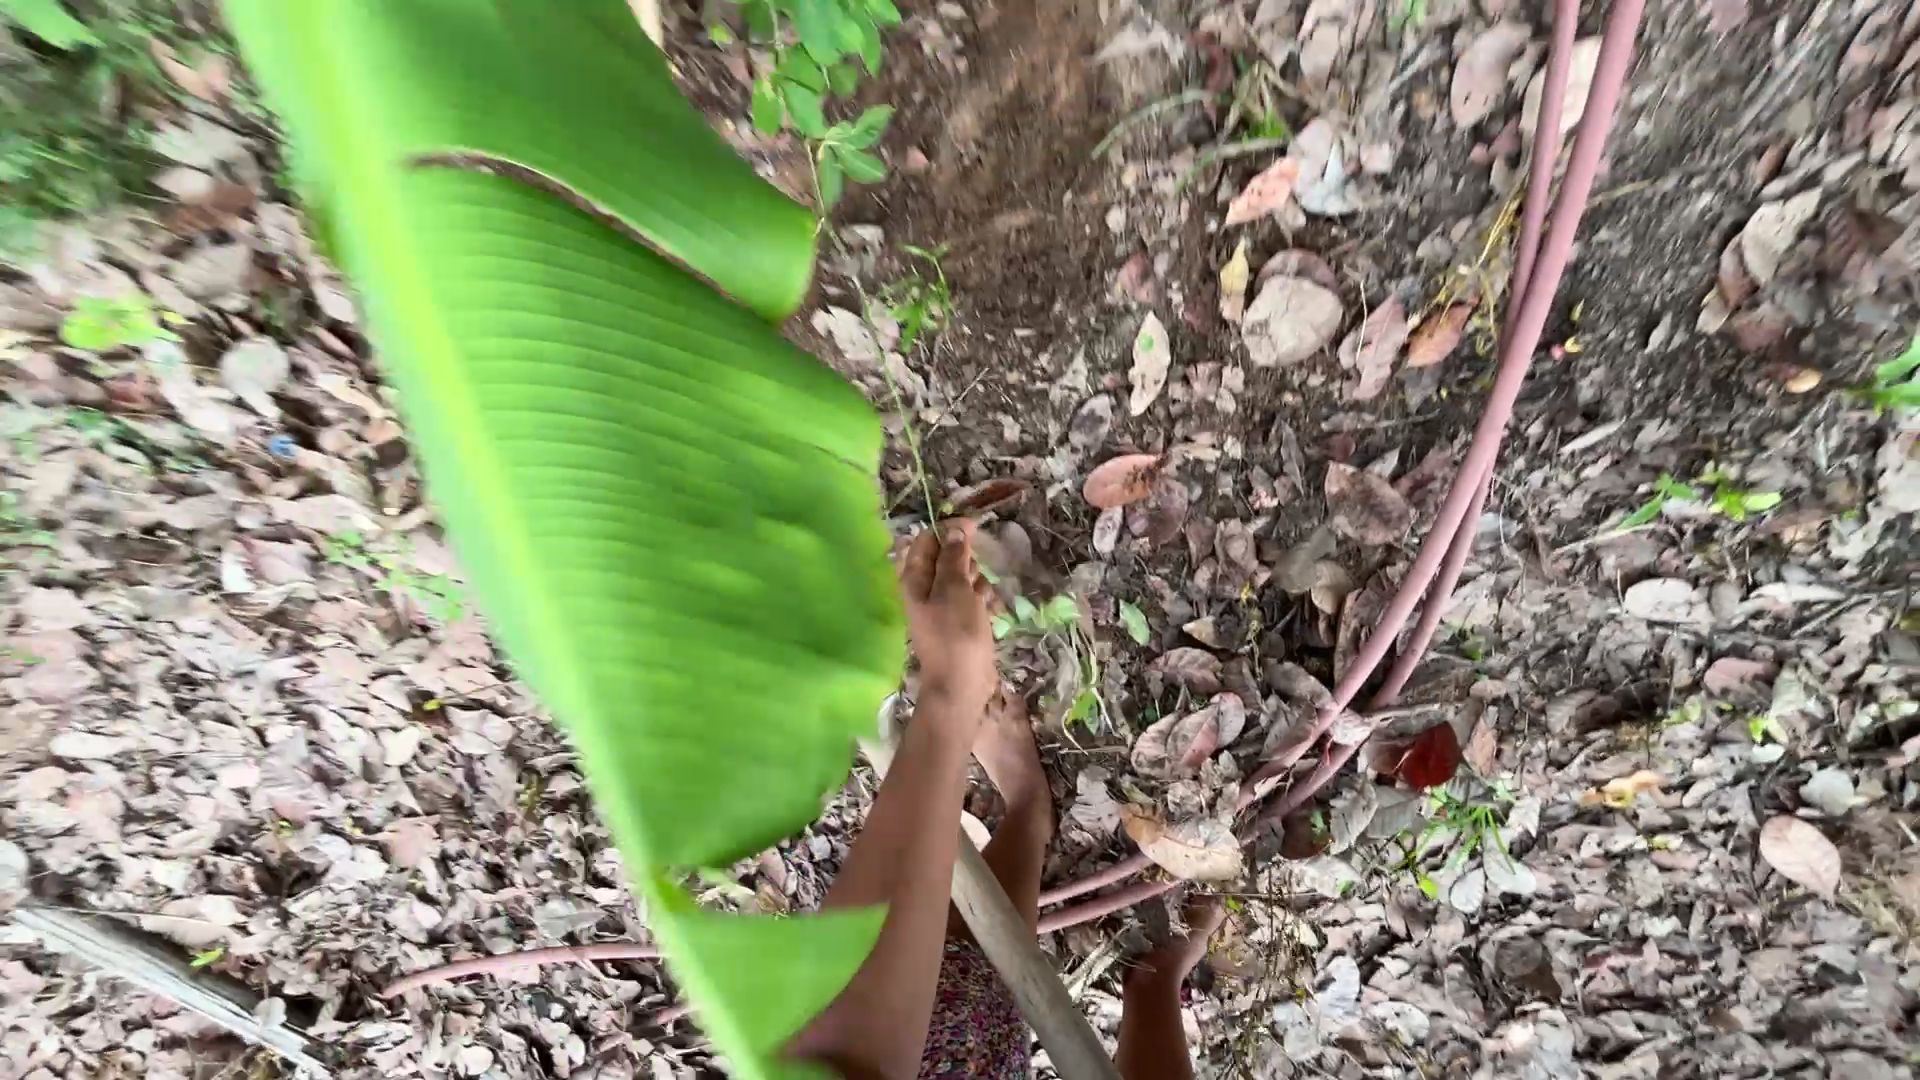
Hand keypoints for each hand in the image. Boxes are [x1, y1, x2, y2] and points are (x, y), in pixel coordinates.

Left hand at [899, 519, 997, 721]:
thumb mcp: (954, 588)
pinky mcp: (961, 620)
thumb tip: (954, 530)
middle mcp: (925, 590)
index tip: (973, 527)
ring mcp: (944, 606)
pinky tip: (991, 609)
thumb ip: (953, 557)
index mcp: (913, 579)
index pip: (925, 541)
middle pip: (946, 557)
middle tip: (974, 573)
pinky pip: (974, 598)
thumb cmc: (955, 632)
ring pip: (964, 577)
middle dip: (966, 559)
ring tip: (982, 596)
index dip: (947, 530)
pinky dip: (984, 599)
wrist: (963, 683)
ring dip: (978, 580)